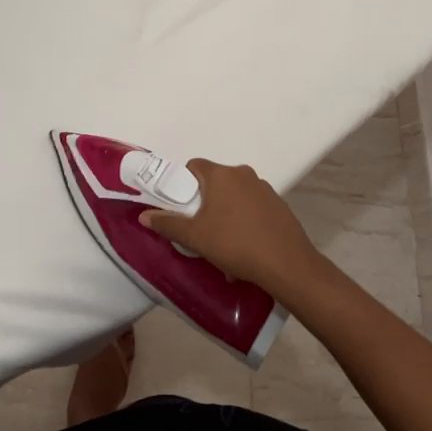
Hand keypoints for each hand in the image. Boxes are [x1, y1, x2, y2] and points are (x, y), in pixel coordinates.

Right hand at [139, 159, 323, 295]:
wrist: (287, 264)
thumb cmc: (235, 244)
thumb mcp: (195, 237)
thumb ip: (168, 224)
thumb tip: (144, 215)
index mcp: (221, 175)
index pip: (194, 166)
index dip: (182, 183)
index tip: (181, 208)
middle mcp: (243, 174)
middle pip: (214, 181)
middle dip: (204, 202)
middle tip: (198, 229)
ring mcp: (264, 188)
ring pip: (234, 196)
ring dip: (224, 213)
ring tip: (222, 244)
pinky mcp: (278, 205)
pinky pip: (252, 207)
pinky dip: (244, 221)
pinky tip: (244, 247)